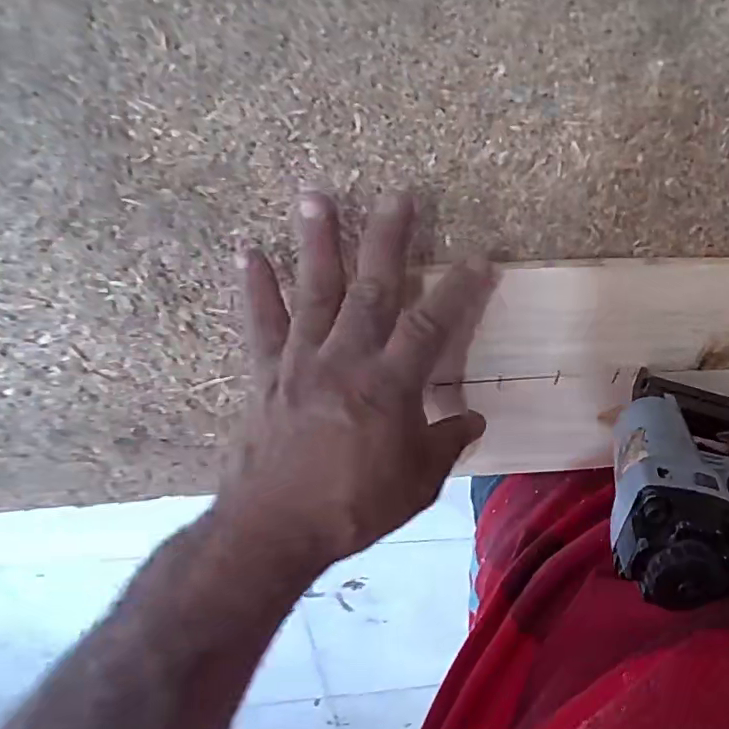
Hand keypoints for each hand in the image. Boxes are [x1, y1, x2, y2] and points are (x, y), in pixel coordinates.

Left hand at [212, 190, 496, 575]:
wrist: (271, 532)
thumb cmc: (357, 506)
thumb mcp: (420, 480)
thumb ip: (447, 441)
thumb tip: (474, 419)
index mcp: (390, 385)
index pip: (432, 324)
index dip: (459, 289)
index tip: (480, 259)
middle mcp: (346, 360)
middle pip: (373, 289)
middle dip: (388, 239)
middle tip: (397, 196)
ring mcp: (301, 363)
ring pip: (315, 292)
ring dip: (318, 242)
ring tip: (316, 195)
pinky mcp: (265, 376)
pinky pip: (261, 325)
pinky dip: (255, 287)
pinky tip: (249, 252)